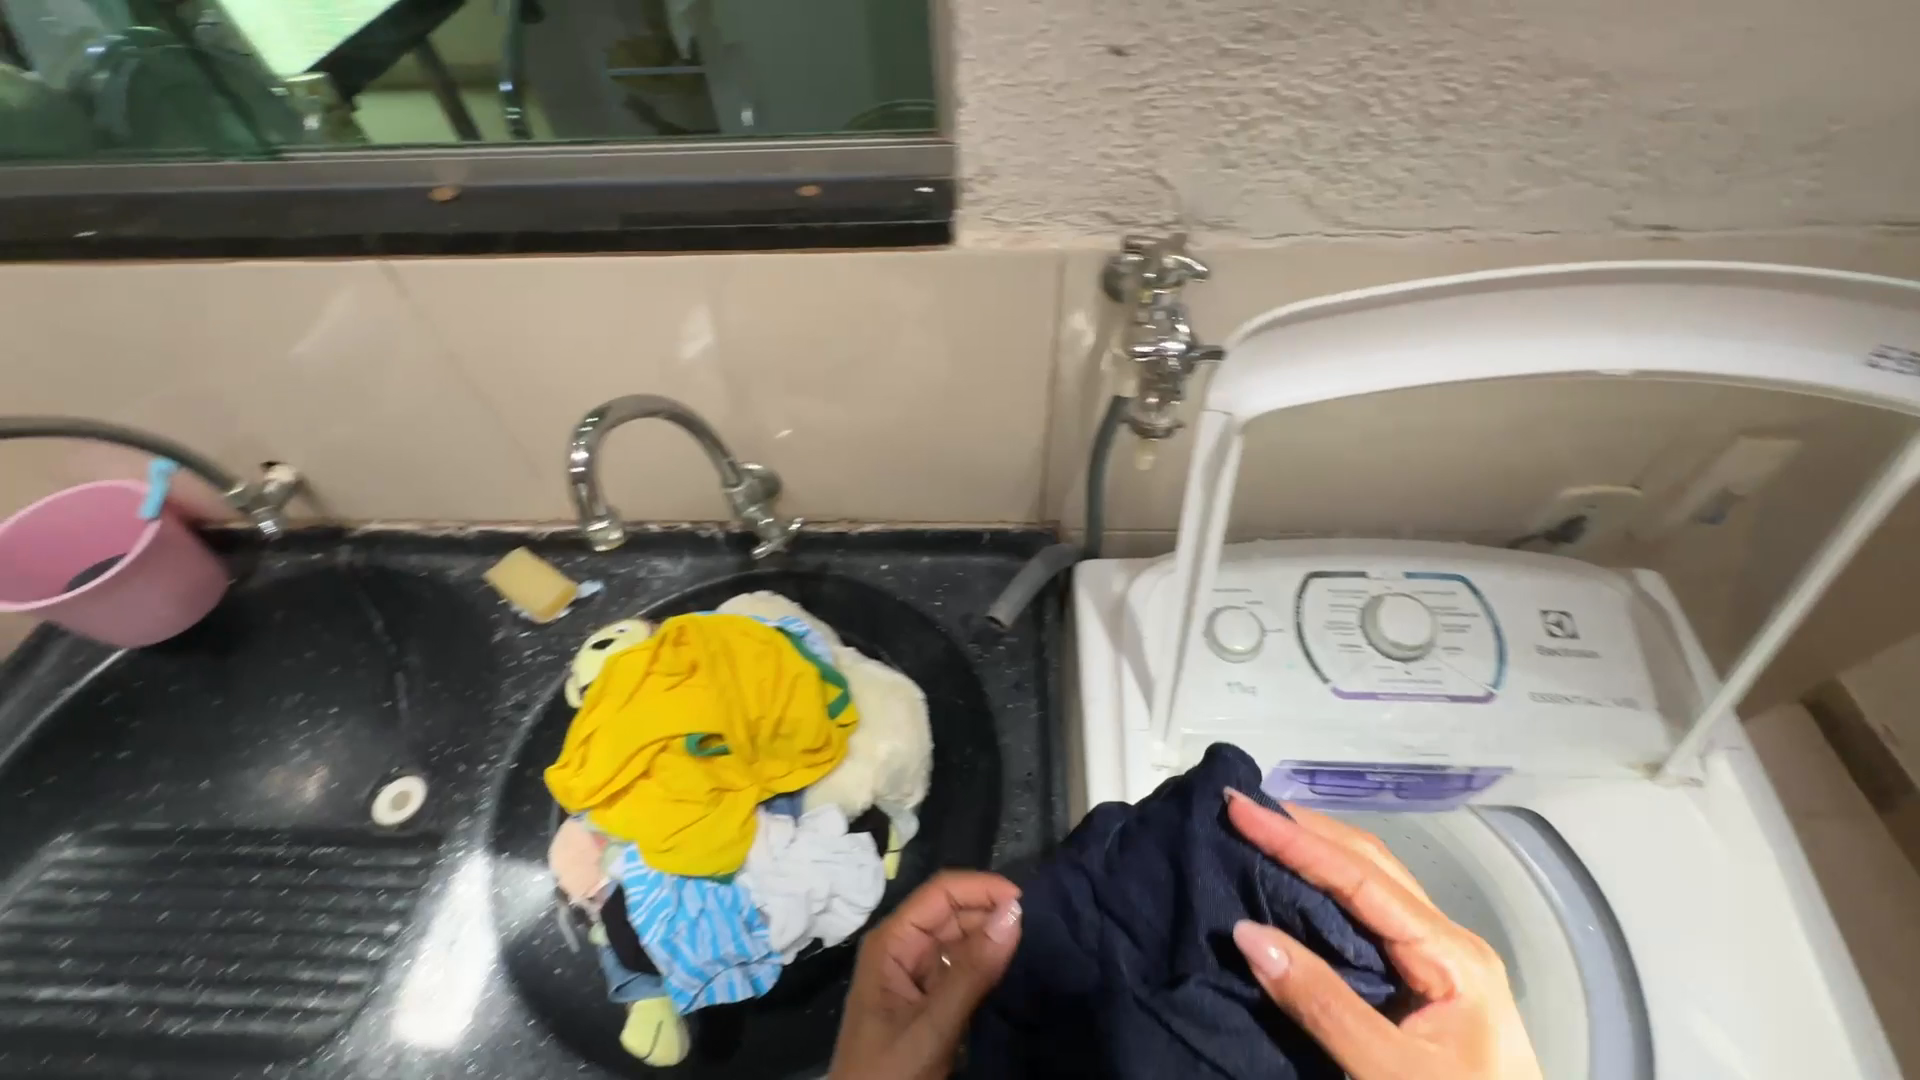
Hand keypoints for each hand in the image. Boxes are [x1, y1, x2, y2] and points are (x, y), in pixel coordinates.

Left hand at [829, 871, 1023, 1079]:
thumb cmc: (887, 1074)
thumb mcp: (931, 1026)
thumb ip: (972, 972)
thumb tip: (1014, 914)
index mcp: (892, 941)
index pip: (940, 893)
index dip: (980, 888)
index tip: (1024, 901)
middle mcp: (902, 947)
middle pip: (950, 912)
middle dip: (988, 911)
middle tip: (1035, 927)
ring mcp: (914, 973)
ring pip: (958, 939)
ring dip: (988, 936)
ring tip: (1028, 942)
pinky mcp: (927, 999)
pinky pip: (959, 967)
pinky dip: (983, 963)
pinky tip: (1006, 968)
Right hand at [1225, 791, 1543, 1079]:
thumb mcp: (1392, 1075)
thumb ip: (1322, 1004)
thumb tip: (1246, 931)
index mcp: (1451, 954)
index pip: (1359, 876)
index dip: (1294, 839)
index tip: (1238, 807)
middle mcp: (1444, 939)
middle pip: (1366, 862)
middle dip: (1302, 829)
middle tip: (1239, 807)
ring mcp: (1434, 957)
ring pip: (1366, 881)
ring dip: (1311, 850)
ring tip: (1255, 830)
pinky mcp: (1419, 978)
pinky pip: (1362, 912)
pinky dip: (1319, 885)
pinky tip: (1288, 883)